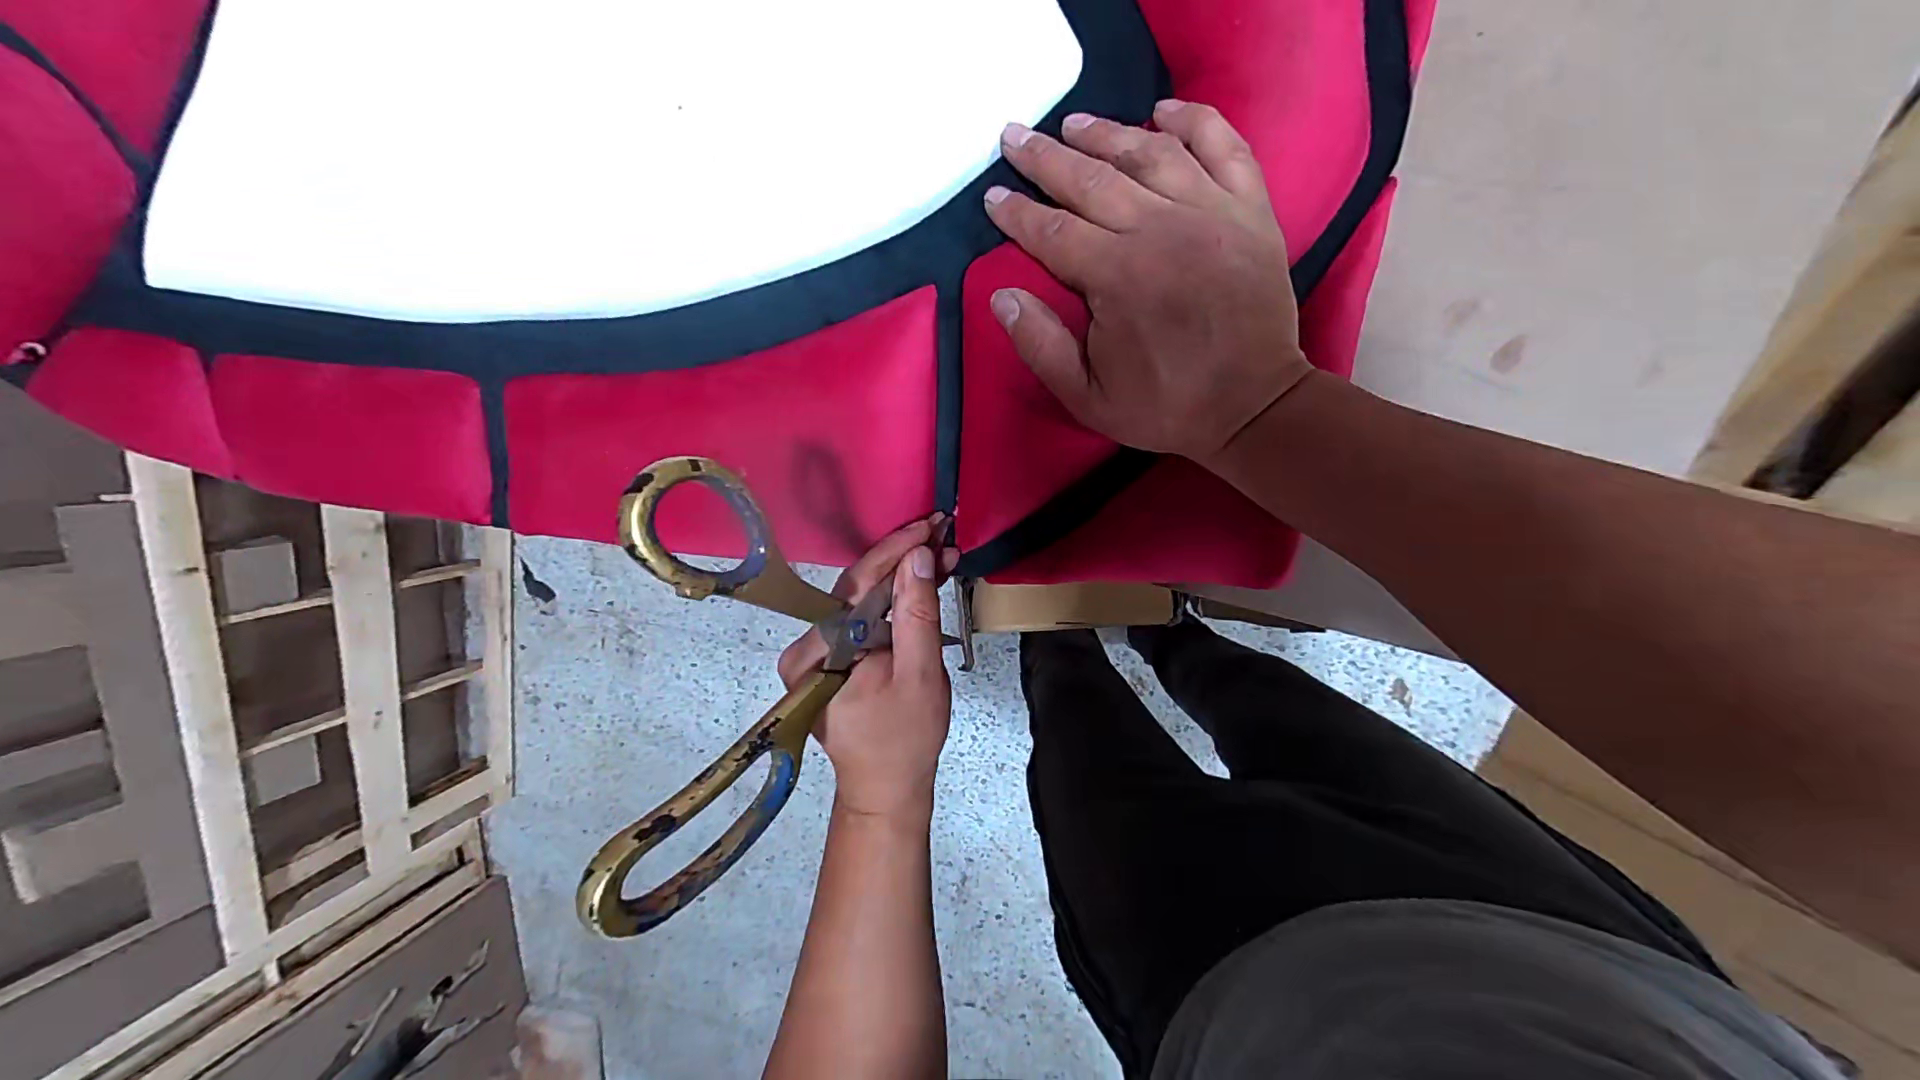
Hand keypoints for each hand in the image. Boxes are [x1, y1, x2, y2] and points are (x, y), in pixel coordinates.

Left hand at [778, 515, 958, 817]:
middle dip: (904, 558)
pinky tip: (923, 580)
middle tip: (942, 532)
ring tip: (942, 553)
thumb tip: (918, 556)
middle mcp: (807, 646)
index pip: (859, 583)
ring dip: (904, 575)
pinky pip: (865, 616)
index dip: (897, 550)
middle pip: (859, 586)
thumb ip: (917, 613)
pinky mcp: (833, 655)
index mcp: (818, 652)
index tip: (931, 525)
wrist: (886, 787)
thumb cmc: (905, 739)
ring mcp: (817, 651)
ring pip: (864, 597)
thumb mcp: (920, 674)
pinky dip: (895, 598)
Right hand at [983, 100, 1311, 462]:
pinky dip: (1193, 120)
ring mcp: (1210, 212)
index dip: (1016, 213)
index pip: (1052, 231)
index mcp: (1117, 277)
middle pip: (1090, 179)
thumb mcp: (1087, 397)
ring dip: (1104, 133)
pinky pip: (1223, 146)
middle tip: (1014, 136)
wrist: (1254, 406)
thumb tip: (1001, 296)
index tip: (992, 196)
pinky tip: (1162, 110)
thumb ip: (1041, 346)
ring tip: (1073, 122)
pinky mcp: (1250, 210)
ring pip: (1148, 153)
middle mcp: (1160, 230)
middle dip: (1045, 157)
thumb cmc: (1166, 406)